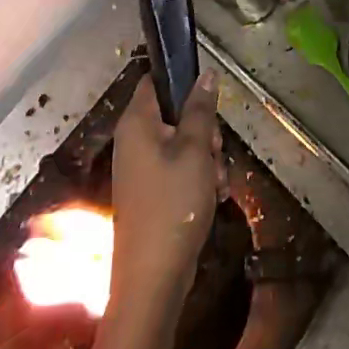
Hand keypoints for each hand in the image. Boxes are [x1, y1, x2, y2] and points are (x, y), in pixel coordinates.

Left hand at [110, 72, 223, 299]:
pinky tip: (212, 195)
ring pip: (183, 143)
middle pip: (175, 114)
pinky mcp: (151, 189)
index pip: (155, 81)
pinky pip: (178, 168)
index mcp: (136, 122)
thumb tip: (206, 74)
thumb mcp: (195, 150)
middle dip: (204, 131)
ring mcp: (141, 166)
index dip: (183, 84)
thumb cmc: (174, 202)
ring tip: (215, 182)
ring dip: (206, 158)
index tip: (208, 103)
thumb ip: (200, 109)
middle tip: (215, 151)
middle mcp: (134, 139)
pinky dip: (198, 177)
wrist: (153, 274)